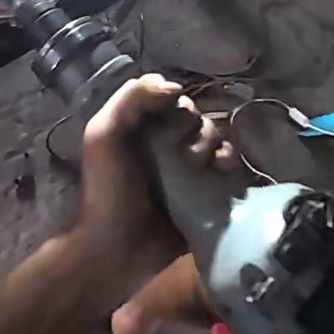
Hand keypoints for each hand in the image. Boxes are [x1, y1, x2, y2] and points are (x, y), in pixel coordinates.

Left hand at [70, 75, 238, 306]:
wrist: (118, 247)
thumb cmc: (109, 188)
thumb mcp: (105, 133)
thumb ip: (132, 98)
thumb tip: (175, 86)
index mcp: (142, 125)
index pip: (171, 97)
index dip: (176, 103)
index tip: (174, 118)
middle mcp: (165, 140)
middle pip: (195, 116)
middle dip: (195, 128)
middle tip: (185, 153)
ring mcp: (187, 166)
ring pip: (213, 136)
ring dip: (213, 143)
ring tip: (203, 165)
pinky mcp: (205, 188)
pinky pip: (227, 164)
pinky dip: (228, 161)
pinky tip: (221, 170)